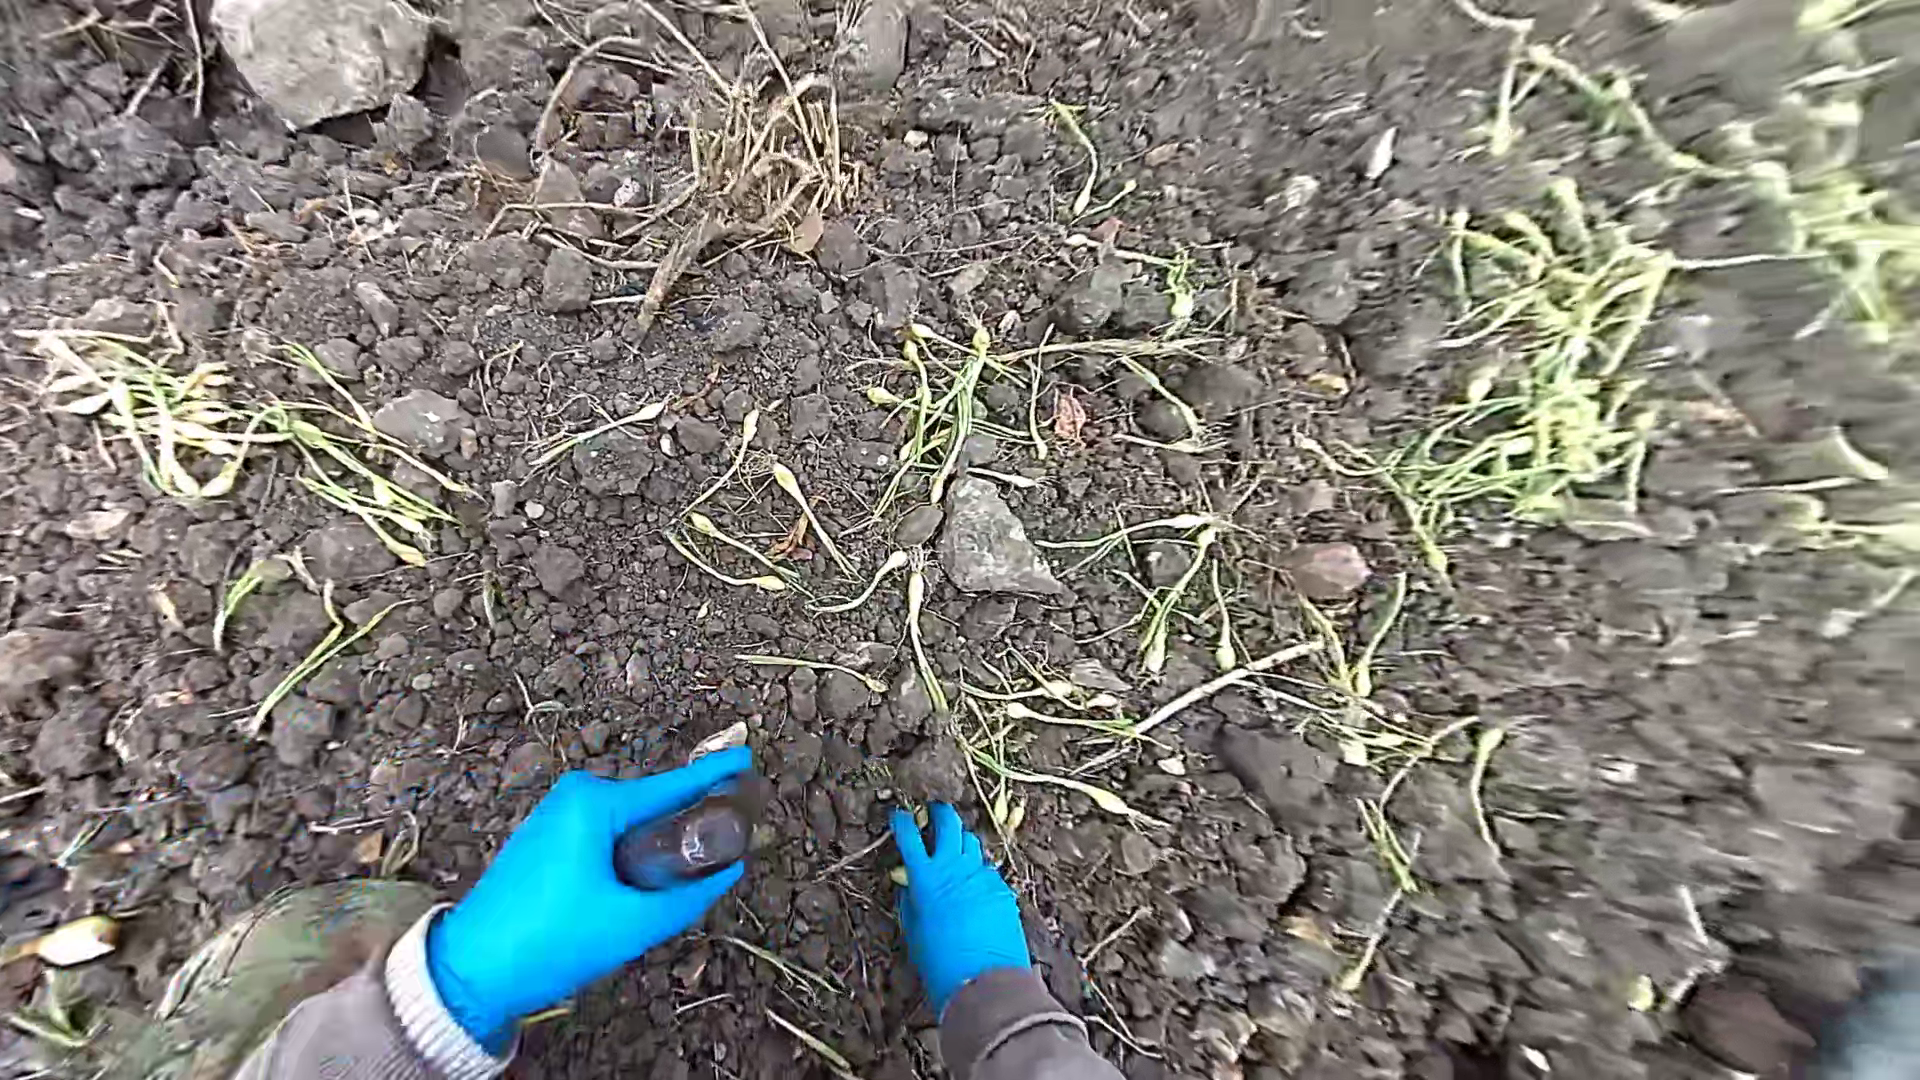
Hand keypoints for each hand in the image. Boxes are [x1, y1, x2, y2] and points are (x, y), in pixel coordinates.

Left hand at [427, 748, 752, 1048]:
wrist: (462, 978)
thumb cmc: (548, 942)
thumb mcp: (628, 924)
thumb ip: (688, 898)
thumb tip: (731, 873)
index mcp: (595, 804)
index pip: (671, 785)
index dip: (714, 773)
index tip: (747, 757)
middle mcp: (578, 794)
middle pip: (653, 800)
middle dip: (687, 813)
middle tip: (724, 827)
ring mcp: (559, 810)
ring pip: (631, 816)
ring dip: (659, 831)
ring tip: (688, 856)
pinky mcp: (549, 830)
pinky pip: (608, 825)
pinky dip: (634, 838)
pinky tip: (647, 862)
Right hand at [890, 803, 1029, 1014]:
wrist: (985, 981)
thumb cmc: (941, 963)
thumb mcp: (915, 931)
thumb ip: (910, 901)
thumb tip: (907, 883)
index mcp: (925, 877)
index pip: (909, 836)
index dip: (902, 821)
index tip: (900, 814)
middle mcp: (953, 866)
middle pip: (948, 822)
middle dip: (940, 811)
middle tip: (936, 809)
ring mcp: (979, 872)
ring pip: (970, 840)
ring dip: (961, 841)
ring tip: (956, 849)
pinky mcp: (999, 884)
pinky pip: (986, 869)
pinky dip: (978, 872)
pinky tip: (976, 888)